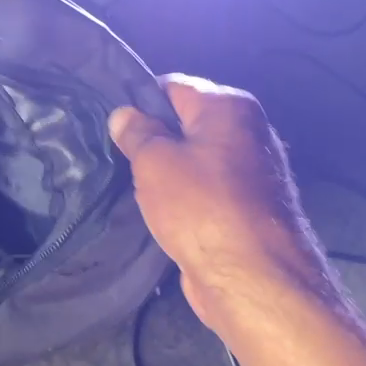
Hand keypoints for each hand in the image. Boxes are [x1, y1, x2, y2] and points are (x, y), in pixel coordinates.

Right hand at [109, 74, 333, 328]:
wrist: (254, 280)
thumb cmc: (201, 207)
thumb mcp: (155, 162)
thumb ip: (137, 132)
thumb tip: (124, 114)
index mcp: (229, 107)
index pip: (172, 86)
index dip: (138, 101)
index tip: (112, 125)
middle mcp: (248, 131)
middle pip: (185, 123)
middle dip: (152, 139)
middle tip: (118, 159)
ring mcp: (252, 172)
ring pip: (193, 159)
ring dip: (166, 173)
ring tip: (135, 189)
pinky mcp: (248, 208)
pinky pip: (205, 189)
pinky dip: (184, 198)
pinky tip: (162, 214)